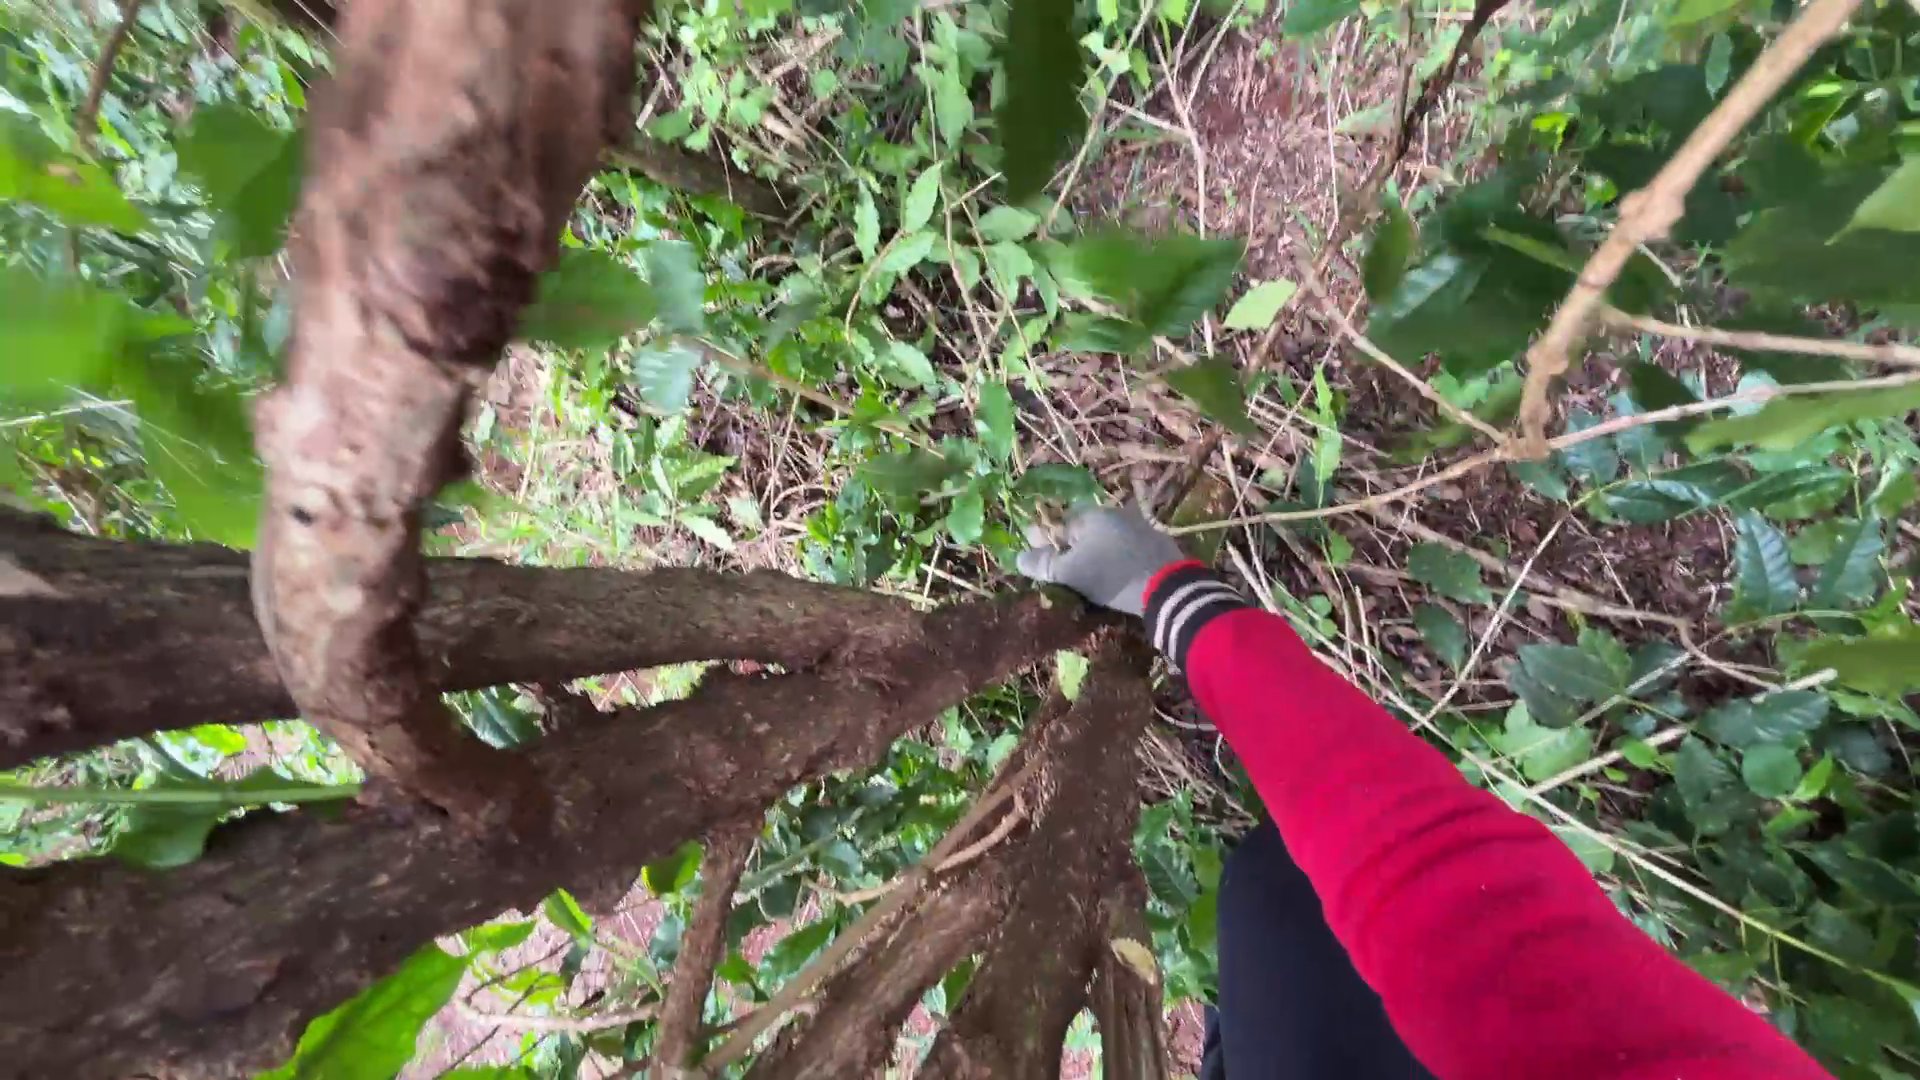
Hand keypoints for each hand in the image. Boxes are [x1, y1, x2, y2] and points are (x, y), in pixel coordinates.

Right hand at [1015, 504, 1184, 615]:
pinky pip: (1130, 550)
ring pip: (1110, 540)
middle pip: (1087, 531)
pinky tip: (1120, 578)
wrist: (1168, 588)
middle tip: (1069, 572)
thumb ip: (1043, 564)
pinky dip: (1121, 561)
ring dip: (1100, 554)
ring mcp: (1141, 527)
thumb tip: (1018, 556)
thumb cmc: (1111, 576)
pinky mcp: (1160, 544)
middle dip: (1076, 548)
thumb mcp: (1070, 573)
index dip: (1051, 543)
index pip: (1062, 524)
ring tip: (1095, 578)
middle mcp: (1117, 514)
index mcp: (1093, 516)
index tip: (1046, 562)